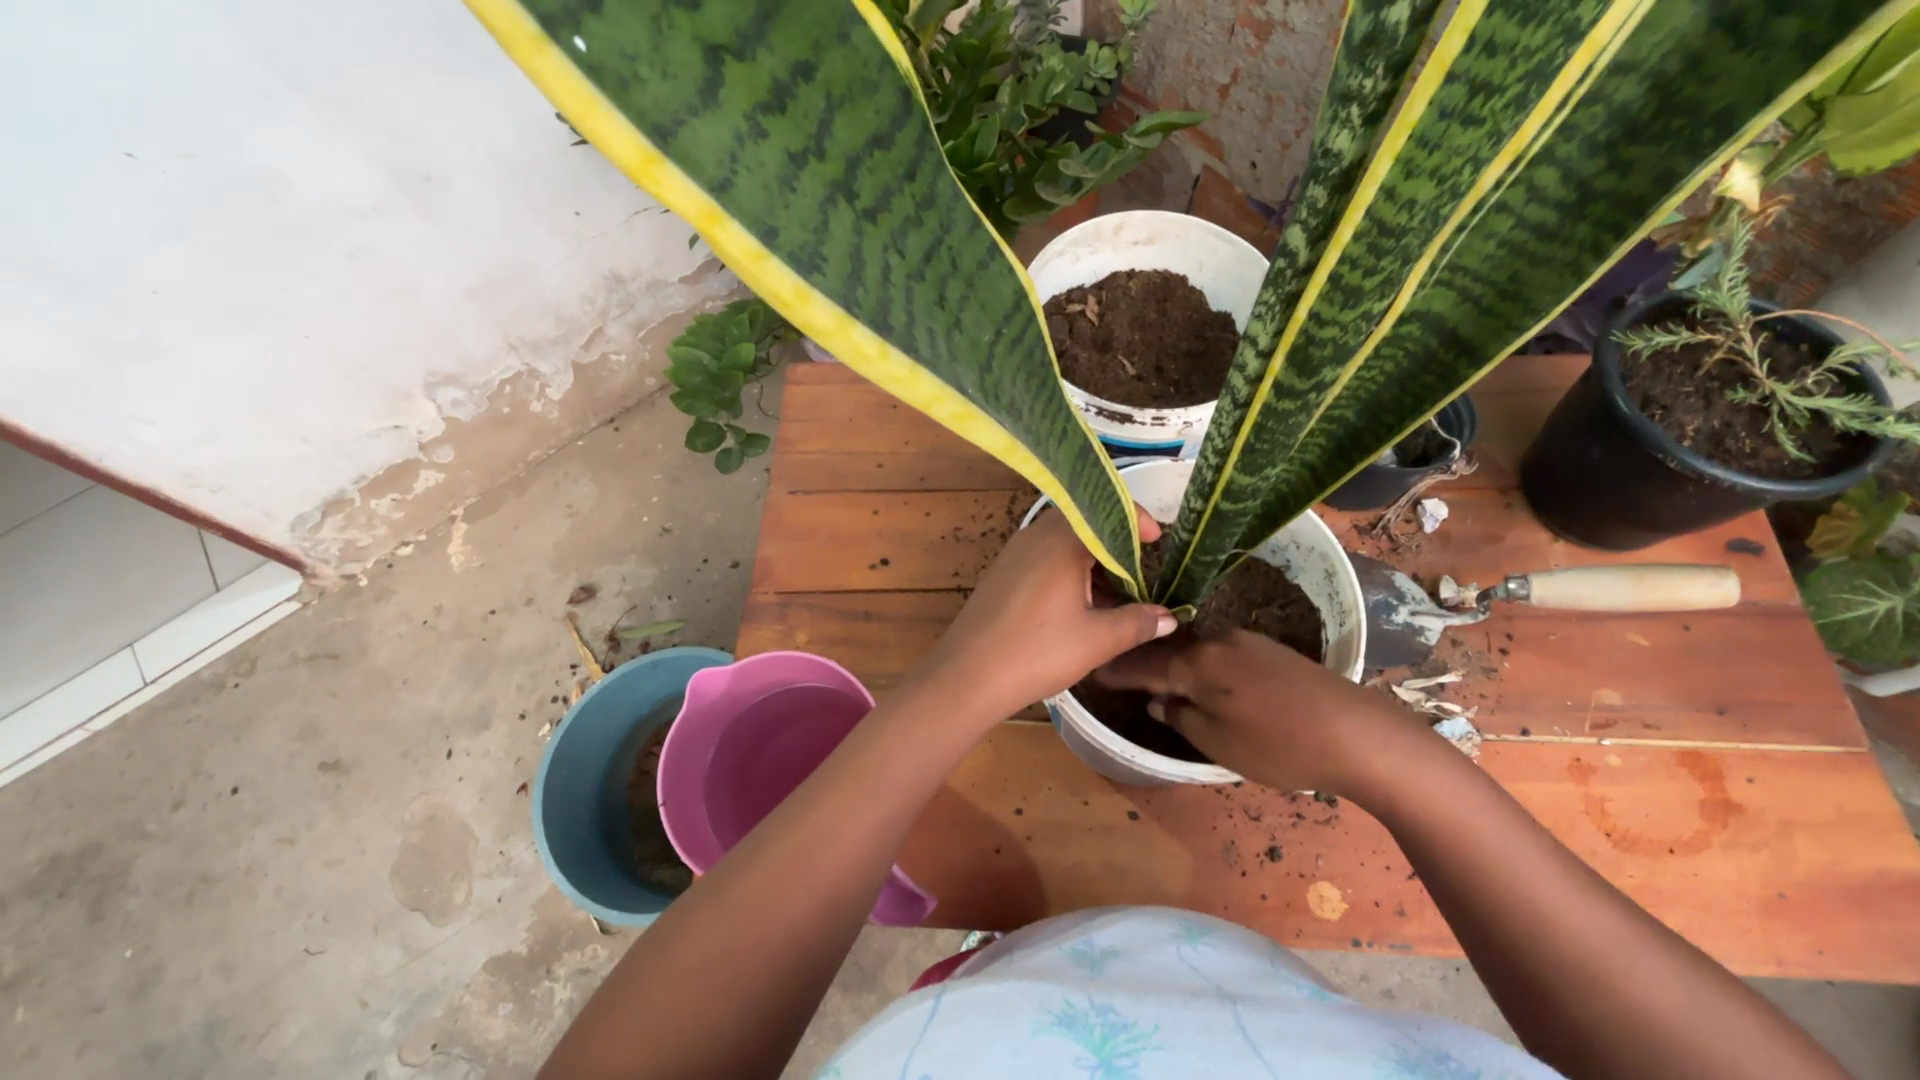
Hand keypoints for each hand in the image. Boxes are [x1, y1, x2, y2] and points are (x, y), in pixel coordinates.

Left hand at [916, 508, 1175, 722]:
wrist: (967, 676)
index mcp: (1062, 541)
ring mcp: (1014, 553)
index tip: (1158, 541)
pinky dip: (1068, 569)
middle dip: (1116, 541)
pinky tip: (1080, 604)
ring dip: (1091, 558)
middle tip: (1141, 567)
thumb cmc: (1036, 652)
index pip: (1107, 510)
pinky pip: (1043, 557)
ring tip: (1117, 590)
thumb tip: (1169, 617)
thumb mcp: (1097, 640)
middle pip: (1084, 522)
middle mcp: (1036, 536)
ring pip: (1062, 541)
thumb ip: (1137, 623)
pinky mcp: (1002, 574)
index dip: (1138, 520)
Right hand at [1095, 630, 1429, 794]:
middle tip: (1115, 668)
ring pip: (1195, 648)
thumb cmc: (1280, 745)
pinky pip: (1219, 652)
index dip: (1117, 669)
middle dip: (1141, 658)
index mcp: (1197, 663)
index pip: (1143, 663)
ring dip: (1172, 660)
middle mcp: (1217, 641)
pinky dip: (1200, 663)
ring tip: (1151, 672)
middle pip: (1168, 648)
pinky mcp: (1270, 649)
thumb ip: (1181, 717)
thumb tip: (1158, 700)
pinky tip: (1198, 676)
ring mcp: (1246, 641)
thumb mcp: (1219, 742)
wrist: (1360, 733)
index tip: (1092, 669)